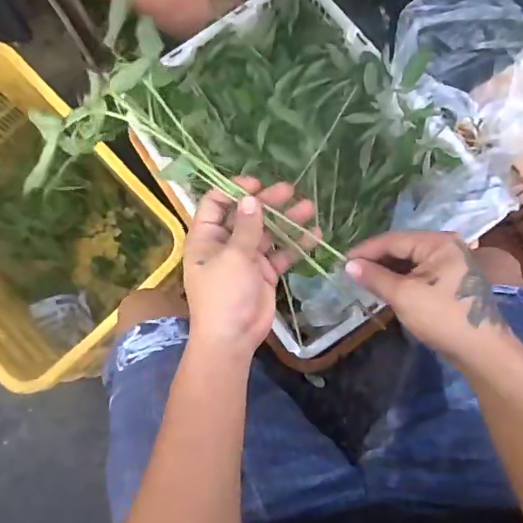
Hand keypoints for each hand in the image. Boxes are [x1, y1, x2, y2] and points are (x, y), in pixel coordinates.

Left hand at [183, 178, 316, 354]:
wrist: (232, 338)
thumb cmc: (224, 295)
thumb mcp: (233, 257)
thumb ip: (246, 228)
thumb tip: (252, 199)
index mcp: (206, 237)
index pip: (216, 203)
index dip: (234, 190)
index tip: (257, 185)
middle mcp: (225, 244)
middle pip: (246, 215)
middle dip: (267, 202)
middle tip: (289, 190)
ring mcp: (246, 258)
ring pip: (267, 233)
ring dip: (286, 220)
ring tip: (309, 207)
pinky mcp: (264, 273)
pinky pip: (281, 254)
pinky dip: (296, 244)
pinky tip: (315, 234)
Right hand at [347, 232, 513, 364]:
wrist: (481, 349)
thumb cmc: (442, 317)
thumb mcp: (404, 296)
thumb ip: (375, 277)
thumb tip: (349, 265)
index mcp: (438, 242)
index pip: (393, 239)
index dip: (365, 250)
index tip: (341, 261)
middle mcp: (446, 245)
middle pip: (402, 247)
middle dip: (376, 259)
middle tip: (350, 272)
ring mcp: (451, 262)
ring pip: (410, 261)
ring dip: (388, 270)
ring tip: (364, 280)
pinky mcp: (451, 280)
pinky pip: (420, 272)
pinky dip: (402, 278)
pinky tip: (386, 287)